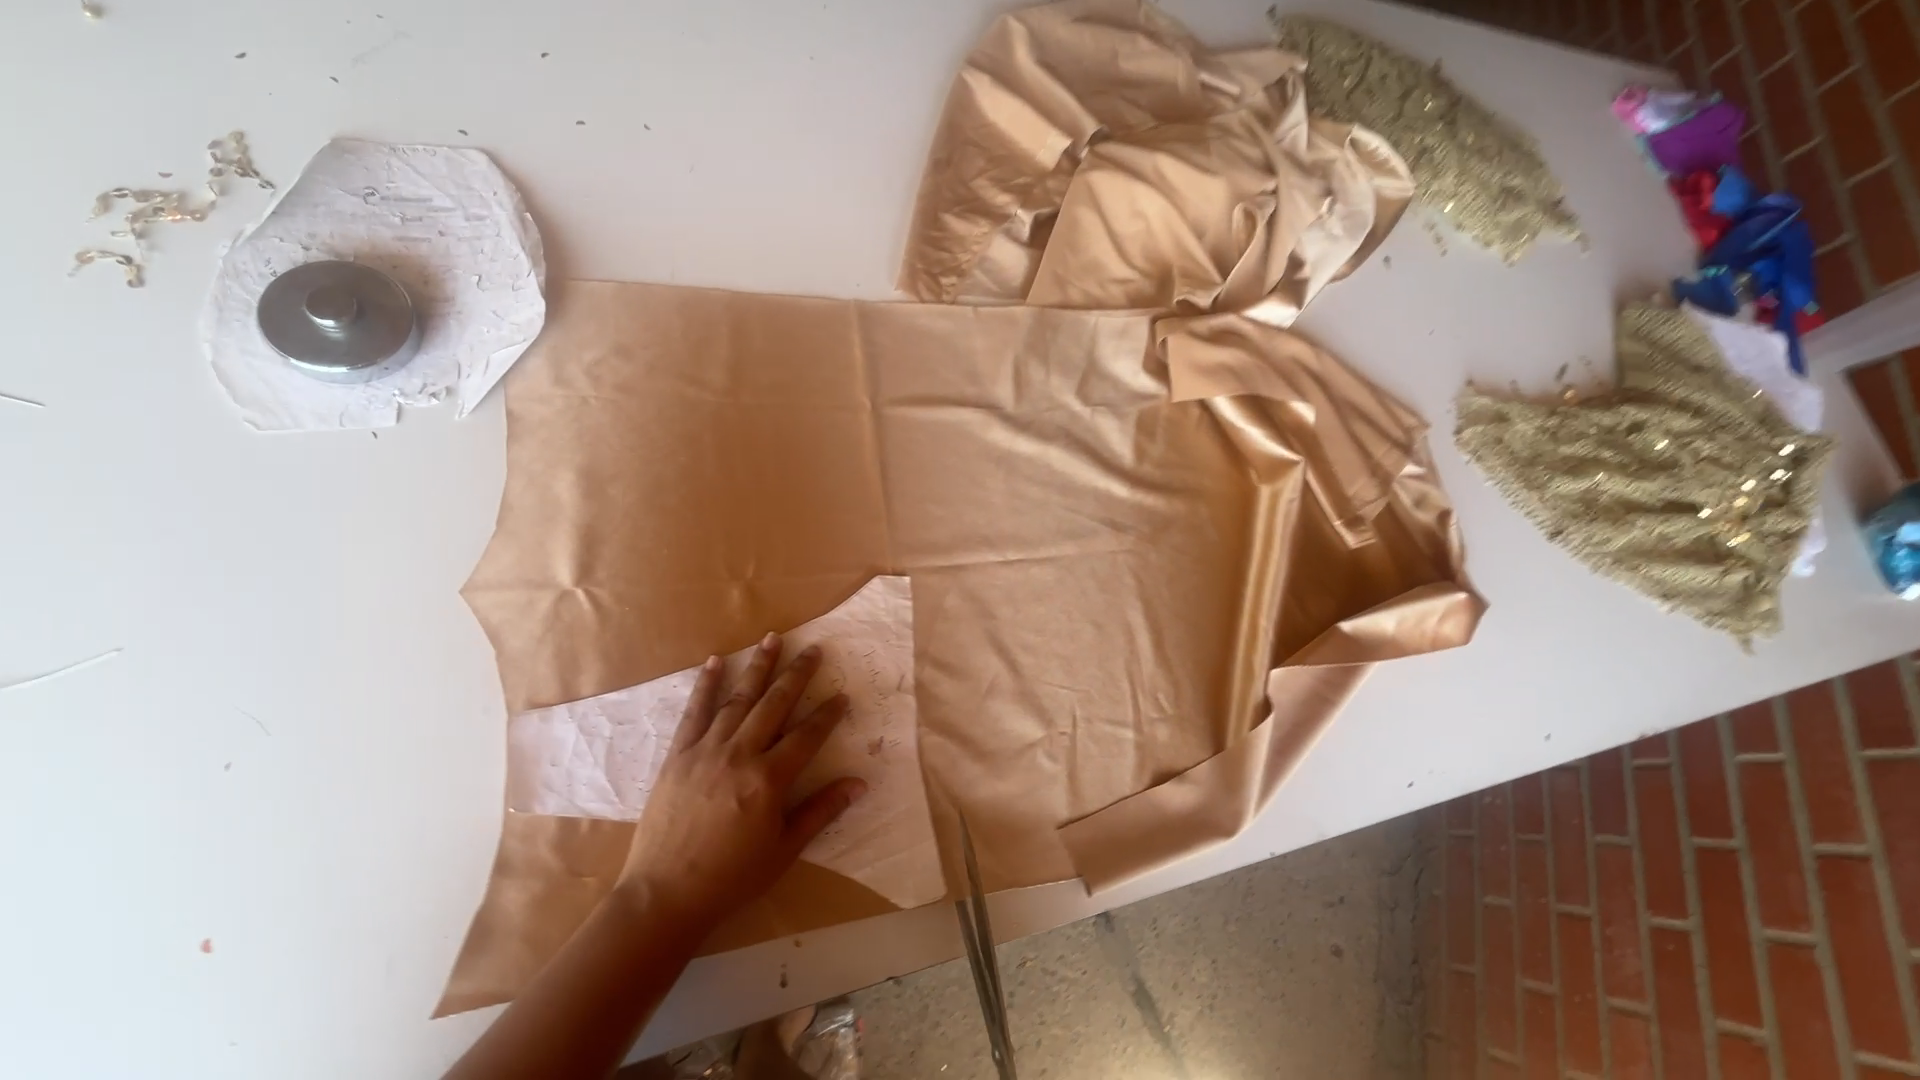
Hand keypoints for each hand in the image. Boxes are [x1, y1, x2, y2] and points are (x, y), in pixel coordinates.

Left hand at [614, 633, 865, 934]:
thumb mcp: (784, 849)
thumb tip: (860, 784)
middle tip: (814, 649)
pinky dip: (707, 684)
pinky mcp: (678, 754)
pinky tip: (716, 661)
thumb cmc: (732, 877)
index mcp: (769, 780)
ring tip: (773, 638)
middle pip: (775, 704)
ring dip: (758, 666)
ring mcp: (706, 750)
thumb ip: (821, 810)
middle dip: (797, 675)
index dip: (828, 715)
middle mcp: (740, 754)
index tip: (843, 695)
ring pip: (738, 699)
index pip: (807, 736)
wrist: (665, 893)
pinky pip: (695, 711)